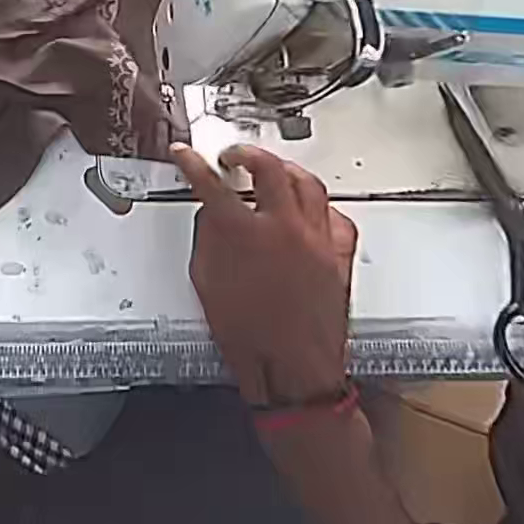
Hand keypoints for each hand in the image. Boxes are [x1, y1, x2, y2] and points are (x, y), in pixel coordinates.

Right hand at [172, 143, 357, 406]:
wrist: (291, 371)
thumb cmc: (248, 335)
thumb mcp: (206, 280)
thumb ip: (209, 237)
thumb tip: (212, 215)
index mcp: (243, 234)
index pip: (210, 183)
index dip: (192, 163)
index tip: (186, 154)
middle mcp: (283, 229)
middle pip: (269, 166)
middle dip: (246, 153)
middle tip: (233, 156)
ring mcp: (316, 241)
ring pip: (308, 183)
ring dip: (285, 170)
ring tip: (272, 170)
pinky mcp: (338, 258)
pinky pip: (337, 217)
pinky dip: (320, 206)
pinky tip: (310, 208)